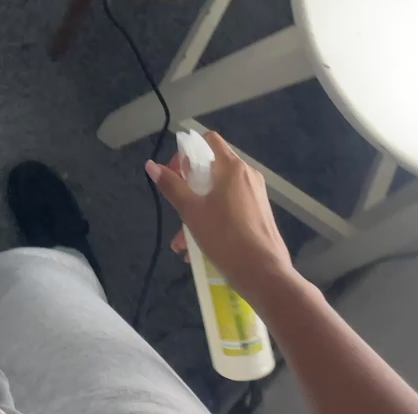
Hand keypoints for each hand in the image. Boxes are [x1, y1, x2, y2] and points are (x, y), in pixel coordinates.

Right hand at [147, 132, 299, 298]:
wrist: (266, 277)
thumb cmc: (226, 238)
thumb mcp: (192, 212)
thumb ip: (172, 186)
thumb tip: (151, 165)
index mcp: (232, 167)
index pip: (208, 140)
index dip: (188, 151)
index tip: (177, 174)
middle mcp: (247, 175)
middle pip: (212, 168)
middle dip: (190, 187)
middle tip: (178, 207)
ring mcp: (256, 195)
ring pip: (220, 192)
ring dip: (199, 209)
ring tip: (182, 241)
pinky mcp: (260, 214)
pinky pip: (231, 207)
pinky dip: (215, 218)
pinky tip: (199, 247)